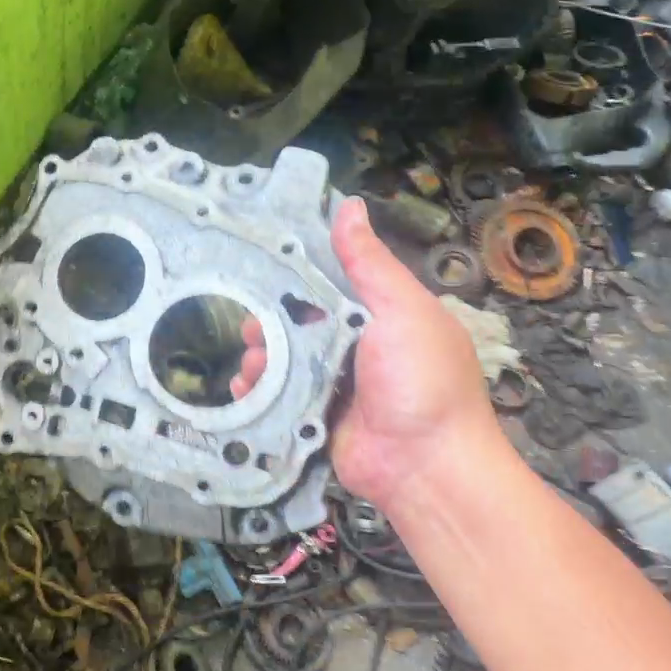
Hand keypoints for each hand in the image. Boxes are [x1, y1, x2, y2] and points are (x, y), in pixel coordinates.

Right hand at [232, 197, 499, 509]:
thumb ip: (369, 263)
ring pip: (280, 362)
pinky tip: (244, 392)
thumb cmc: (422, 380)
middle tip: (250, 332)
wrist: (426, 466)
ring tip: (252, 369)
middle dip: (266, 325)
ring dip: (259, 362)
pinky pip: (275, 400)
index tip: (256, 270)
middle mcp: (352, 348)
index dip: (290, 278)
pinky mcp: (312, 419)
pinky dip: (257, 395)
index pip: (324, 285)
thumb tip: (349, 204)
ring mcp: (331, 386)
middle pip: (294, 325)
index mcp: (376, 316)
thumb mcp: (401, 311)